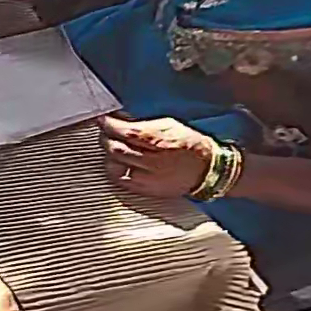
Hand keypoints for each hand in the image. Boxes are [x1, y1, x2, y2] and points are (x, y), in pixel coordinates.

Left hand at [101, 115, 216, 197]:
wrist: (207, 170)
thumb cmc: (190, 145)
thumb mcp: (170, 125)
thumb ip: (143, 124)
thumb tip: (121, 119)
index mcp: (160, 141)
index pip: (126, 132)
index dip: (109, 125)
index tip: (103, 120)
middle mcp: (152, 161)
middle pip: (115, 149)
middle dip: (106, 139)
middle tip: (106, 133)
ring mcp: (147, 178)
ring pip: (113, 166)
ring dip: (109, 155)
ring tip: (113, 148)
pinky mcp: (145, 190)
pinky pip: (119, 180)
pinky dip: (114, 170)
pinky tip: (119, 163)